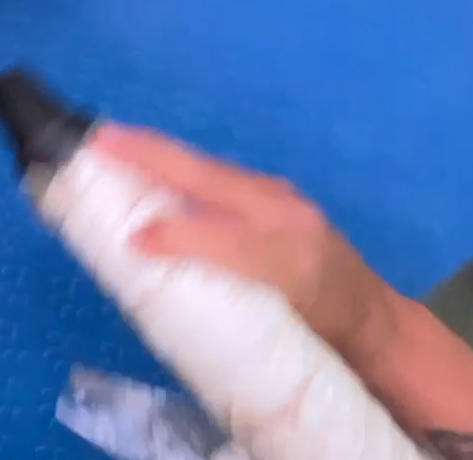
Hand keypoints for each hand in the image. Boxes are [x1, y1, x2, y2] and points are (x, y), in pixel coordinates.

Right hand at [95, 127, 405, 370]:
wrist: (373, 317)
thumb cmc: (320, 333)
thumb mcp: (276, 330)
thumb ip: (220, 296)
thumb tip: (151, 267)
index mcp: (290, 259)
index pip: (226, 240)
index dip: (175, 237)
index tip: (130, 239)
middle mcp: (284, 214)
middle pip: (207, 176)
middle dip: (150, 156)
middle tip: (98, 141)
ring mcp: (277, 193)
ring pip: (206, 165)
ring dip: (154, 150)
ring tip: (109, 139)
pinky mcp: (267, 187)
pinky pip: (211, 169)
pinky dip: (171, 159)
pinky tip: (144, 152)